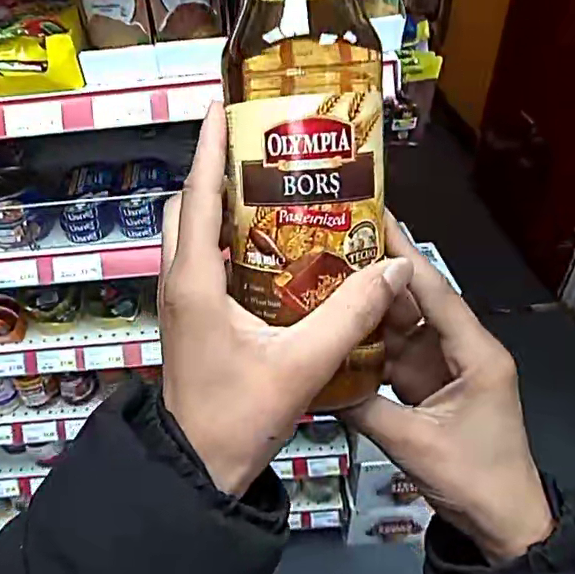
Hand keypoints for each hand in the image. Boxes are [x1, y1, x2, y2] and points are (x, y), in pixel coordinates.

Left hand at [159, 101, 412, 495]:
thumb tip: (396, 265)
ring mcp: (178, 298)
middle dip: (214, 171)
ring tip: (267, 188)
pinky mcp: (186, 314)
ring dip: (217, 204)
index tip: (221, 106)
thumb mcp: (303, 364)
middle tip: (259, 151)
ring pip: (189, 231)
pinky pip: (199, 257)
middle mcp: (178, 280)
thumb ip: (352, 313)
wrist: (196, 467)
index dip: (207, 146)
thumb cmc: (238, 417)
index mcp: (196, 280)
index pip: (197, 194)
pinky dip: (222, 237)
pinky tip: (265, 245)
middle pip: (187, 205)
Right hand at [341, 219, 554, 562]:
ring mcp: (443, 366)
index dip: (405, 253)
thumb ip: (364, 409)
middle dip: (378, 274)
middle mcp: (460, 349)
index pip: (434, 291)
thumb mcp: (416, 445)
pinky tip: (339, 328)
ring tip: (326, 280)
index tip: (378, 215)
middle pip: (414, 302)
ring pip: (401, 326)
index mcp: (474, 353)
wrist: (505, 524)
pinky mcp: (428, 384)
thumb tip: (316, 380)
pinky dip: (369, 343)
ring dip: (369, 307)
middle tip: (333, 245)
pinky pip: (394, 353)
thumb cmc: (476, 480)